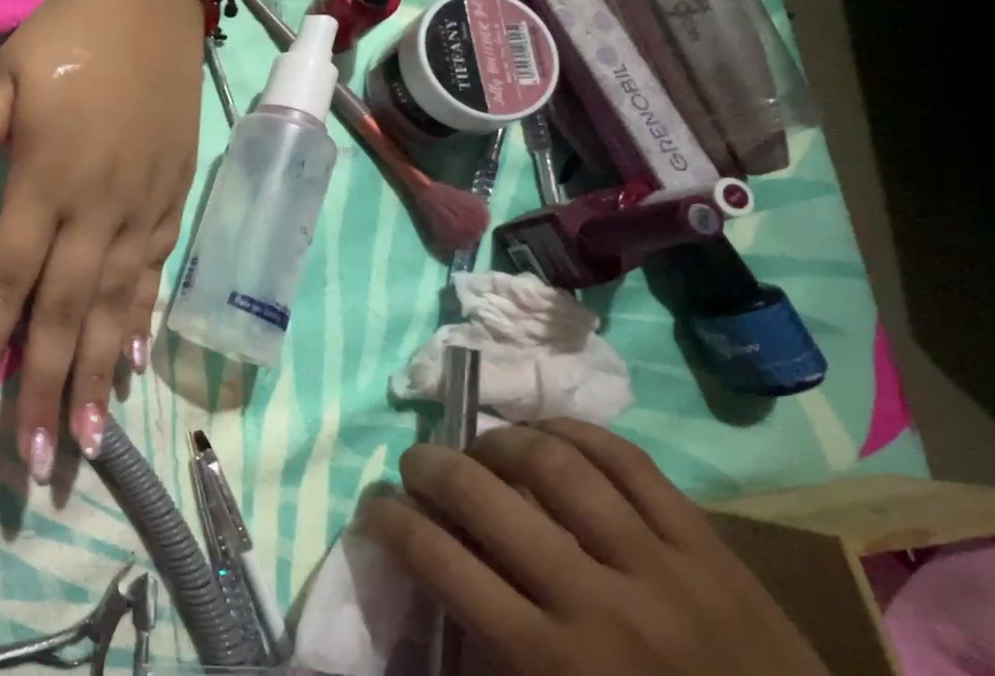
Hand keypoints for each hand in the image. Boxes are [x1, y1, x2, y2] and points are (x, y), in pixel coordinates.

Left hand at [0, 0, 204, 482]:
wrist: (154, 6)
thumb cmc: (72, 39)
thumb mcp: (9, 72)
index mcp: (47, 179)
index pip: (11, 279)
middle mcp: (96, 209)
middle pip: (65, 312)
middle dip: (47, 388)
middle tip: (36, 459)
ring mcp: (140, 210)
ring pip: (114, 307)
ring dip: (99, 376)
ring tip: (90, 439)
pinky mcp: (170, 202)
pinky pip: (152, 273)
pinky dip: (140, 321)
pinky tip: (133, 362)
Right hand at [362, 419, 829, 675]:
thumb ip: (488, 652)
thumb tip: (435, 578)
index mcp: (547, 659)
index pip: (437, 560)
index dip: (389, 520)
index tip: (376, 507)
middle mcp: (593, 601)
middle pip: (481, 496)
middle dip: (428, 466)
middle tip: (417, 464)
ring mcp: (658, 565)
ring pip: (553, 465)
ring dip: (497, 442)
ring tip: (482, 447)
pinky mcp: (709, 545)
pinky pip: (630, 462)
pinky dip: (575, 433)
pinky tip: (549, 432)